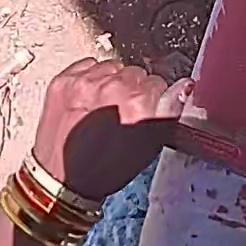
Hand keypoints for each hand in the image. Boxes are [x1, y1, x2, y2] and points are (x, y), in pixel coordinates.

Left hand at [32, 59, 173, 200]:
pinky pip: (88, 65)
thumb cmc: (105, 168)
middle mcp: (114, 89)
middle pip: (135, 72)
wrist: (61, 181)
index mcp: (140, 105)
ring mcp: (86, 83)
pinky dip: (90, 78)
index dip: (151, 99)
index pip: (158, 83)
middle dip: (131, 89)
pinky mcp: (65, 81)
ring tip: (102, 106)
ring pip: (113, 66)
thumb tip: (185, 86)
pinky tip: (88, 99)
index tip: (142, 111)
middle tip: (121, 112)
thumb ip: (169, 111)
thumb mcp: (149, 146)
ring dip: (111, 81)